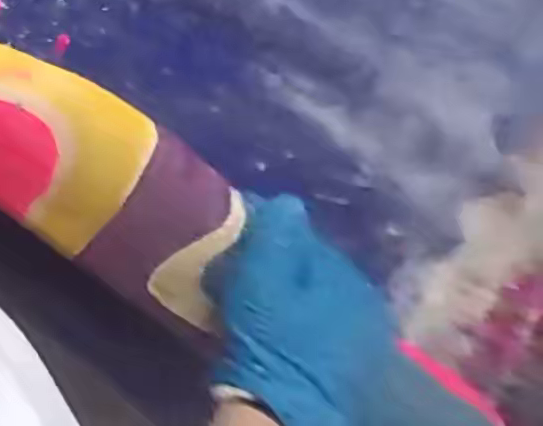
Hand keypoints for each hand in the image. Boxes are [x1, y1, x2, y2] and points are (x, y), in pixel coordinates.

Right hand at [207, 195, 497, 425]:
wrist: (284, 395)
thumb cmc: (270, 328)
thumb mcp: (262, 277)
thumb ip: (276, 238)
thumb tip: (288, 201)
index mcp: (346, 279)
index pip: (306, 234)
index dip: (268, 221)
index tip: (231, 214)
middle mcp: (364, 300)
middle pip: (313, 260)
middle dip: (278, 247)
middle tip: (235, 240)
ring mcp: (360, 328)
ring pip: (315, 283)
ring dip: (285, 272)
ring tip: (248, 267)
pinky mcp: (346, 348)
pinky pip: (316, 305)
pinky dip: (293, 295)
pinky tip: (270, 299)